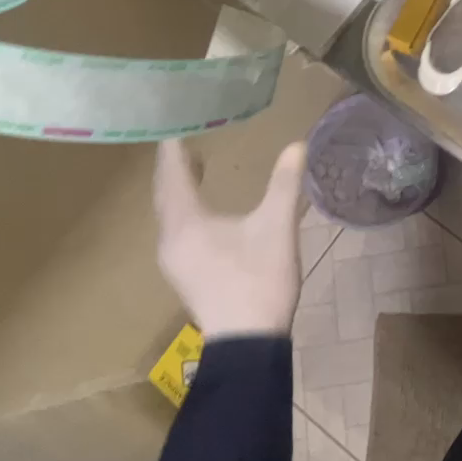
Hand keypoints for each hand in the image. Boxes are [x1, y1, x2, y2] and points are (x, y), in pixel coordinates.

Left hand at [153, 137, 308, 338]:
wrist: (248, 342)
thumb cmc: (259, 280)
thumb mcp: (277, 227)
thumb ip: (285, 184)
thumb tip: (296, 145)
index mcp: (186, 223)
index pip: (172, 173)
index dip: (173, 146)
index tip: (176, 118)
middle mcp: (170, 238)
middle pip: (164, 192)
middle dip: (174, 164)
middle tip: (186, 135)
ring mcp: (174, 259)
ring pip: (169, 212)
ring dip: (178, 186)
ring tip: (193, 164)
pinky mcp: (185, 272)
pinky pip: (176, 227)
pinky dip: (184, 207)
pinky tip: (201, 205)